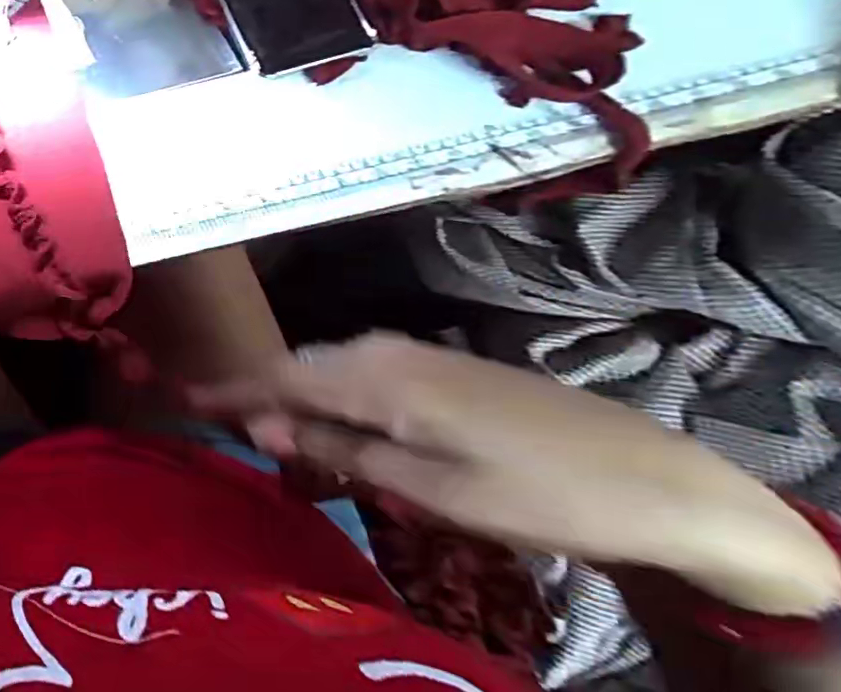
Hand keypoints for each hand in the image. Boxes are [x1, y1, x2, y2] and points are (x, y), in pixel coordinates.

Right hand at [192, 333, 840, 616]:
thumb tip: (267, 425)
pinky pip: (364, 379)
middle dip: (265, 401)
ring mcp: (411, 352)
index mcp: (376, 375)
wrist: (657, 480)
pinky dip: (341, 406)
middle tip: (246, 442)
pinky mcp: (436, 366)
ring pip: (331, 374)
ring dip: (305, 407)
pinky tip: (351, 437)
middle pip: (299, 369)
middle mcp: (382, 349)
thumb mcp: (431, 490)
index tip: (182, 394)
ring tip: (294, 449)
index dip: (228, 386)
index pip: (277, 374)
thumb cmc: (537, 492)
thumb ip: (342, 450)